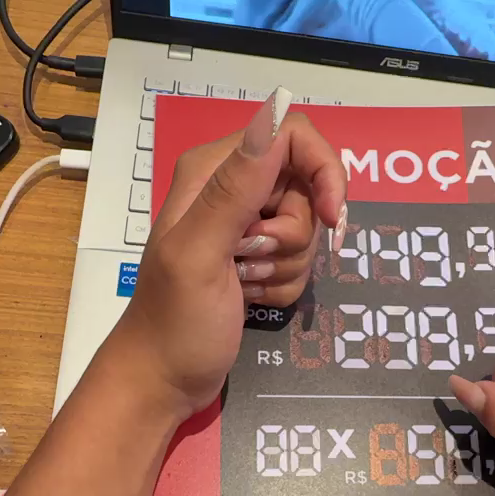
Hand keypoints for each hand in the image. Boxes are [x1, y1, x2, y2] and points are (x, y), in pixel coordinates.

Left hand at [102, 88, 347, 419]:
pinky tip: (248, 297)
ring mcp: (247, 226)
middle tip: (248, 261)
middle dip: (292, 237)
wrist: (163, 378)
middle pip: (308, 189)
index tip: (331, 220)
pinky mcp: (258, 259)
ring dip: (283, 267)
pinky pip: (300, 262)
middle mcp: (234, 189)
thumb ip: (235, 189)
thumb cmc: (174, 323)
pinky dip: (281, 286)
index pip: (293, 136)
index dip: (325, 172)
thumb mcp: (200, 254)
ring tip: (242, 284)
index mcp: (214, 170)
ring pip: (308, 231)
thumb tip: (275, 117)